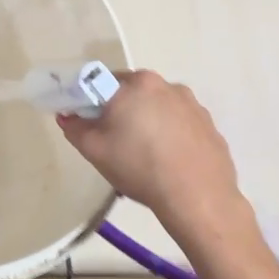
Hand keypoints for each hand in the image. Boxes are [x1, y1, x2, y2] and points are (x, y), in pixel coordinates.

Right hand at [58, 69, 246, 238]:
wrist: (198, 197)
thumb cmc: (139, 167)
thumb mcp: (93, 150)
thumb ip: (75, 128)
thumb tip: (69, 116)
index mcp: (136, 84)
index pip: (101, 82)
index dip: (90, 101)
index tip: (89, 123)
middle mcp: (166, 85)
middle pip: (132, 93)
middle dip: (120, 111)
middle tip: (113, 141)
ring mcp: (192, 104)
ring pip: (157, 108)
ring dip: (147, 122)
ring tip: (144, 155)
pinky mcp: (209, 125)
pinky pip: (179, 124)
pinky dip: (170, 135)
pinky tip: (167, 161)